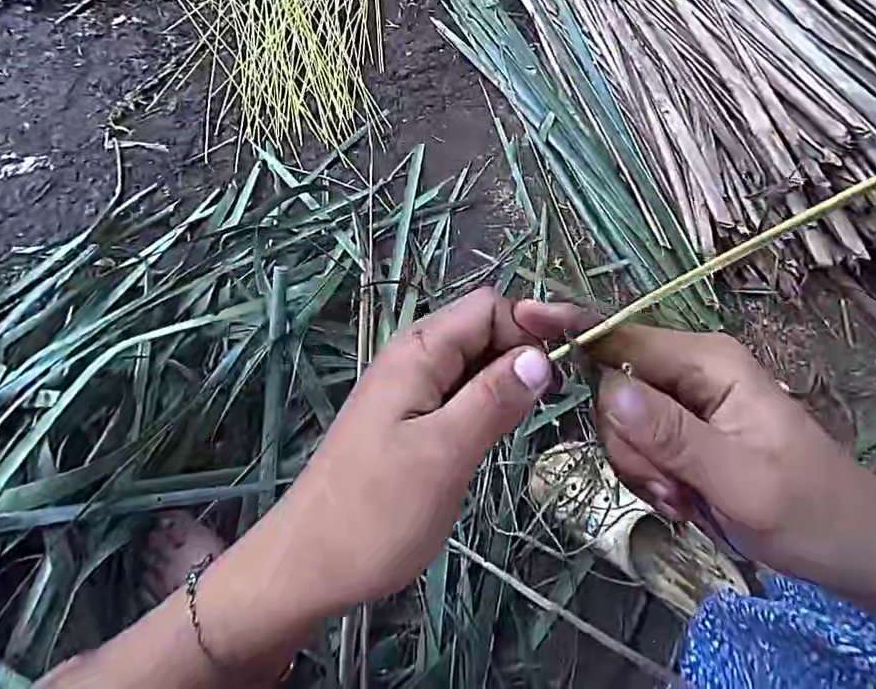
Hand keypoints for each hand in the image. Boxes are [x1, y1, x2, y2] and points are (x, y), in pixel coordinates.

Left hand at [195, 289, 559, 666]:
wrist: (308, 567)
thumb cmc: (375, 512)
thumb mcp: (444, 453)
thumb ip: (494, 399)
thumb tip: (541, 357)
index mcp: (419, 350)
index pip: (488, 307)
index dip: (529, 325)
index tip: (568, 362)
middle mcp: (415, 356)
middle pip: (482, 328)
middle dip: (524, 349)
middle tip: (560, 394)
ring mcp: (411, 387)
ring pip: (475, 360)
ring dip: (509, 377)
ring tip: (538, 412)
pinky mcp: (412, 416)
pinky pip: (461, 389)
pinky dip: (489, 399)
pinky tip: (504, 426)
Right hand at [521, 304, 875, 593]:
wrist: (858, 548)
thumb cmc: (812, 510)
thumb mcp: (743, 478)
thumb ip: (671, 433)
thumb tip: (607, 386)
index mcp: (706, 360)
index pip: (622, 333)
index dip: (571, 326)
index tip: (523, 315)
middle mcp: (690, 368)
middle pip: (614, 385)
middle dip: (629, 442)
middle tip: (671, 489)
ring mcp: (686, 398)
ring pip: (622, 420)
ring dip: (642, 466)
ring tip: (687, 501)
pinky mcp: (684, 427)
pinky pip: (638, 442)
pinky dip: (650, 475)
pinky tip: (686, 501)